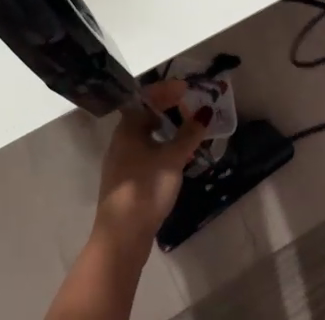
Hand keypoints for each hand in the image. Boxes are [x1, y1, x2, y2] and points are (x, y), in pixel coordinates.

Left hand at [92, 80, 211, 254]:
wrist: (121, 236)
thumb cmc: (145, 188)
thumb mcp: (172, 158)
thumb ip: (189, 134)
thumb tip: (204, 112)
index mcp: (127, 128)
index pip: (146, 98)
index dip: (167, 90)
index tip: (187, 88)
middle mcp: (121, 140)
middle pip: (145, 115)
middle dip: (168, 109)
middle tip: (190, 108)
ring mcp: (122, 161)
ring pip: (146, 135)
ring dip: (166, 129)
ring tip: (188, 131)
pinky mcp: (127, 180)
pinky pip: (146, 152)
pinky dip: (162, 147)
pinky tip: (176, 157)